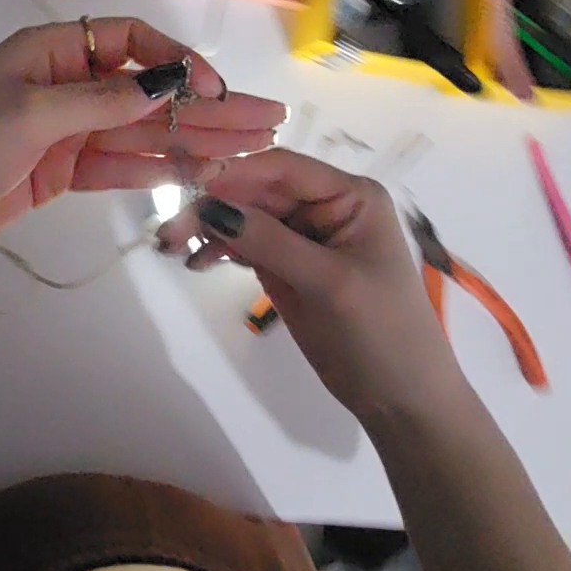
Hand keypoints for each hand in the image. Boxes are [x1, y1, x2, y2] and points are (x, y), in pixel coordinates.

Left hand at [0, 18, 285, 267]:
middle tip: (266, 119)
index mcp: (48, 53)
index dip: (173, 58)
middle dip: (203, 103)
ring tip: (251, 147)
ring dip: (191, 138)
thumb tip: (166, 82)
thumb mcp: (28, 114)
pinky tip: (199, 170)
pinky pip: (116, 165)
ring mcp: (63, 132)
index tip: (212, 87)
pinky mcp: (59, 173)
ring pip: (138, 131)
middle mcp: (62, 86)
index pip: (126, 40)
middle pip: (143, 89)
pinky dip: (154, 168)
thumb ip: (100, 101)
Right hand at [156, 149, 466, 419]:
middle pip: (255, 191)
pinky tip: (196, 262)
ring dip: (207, 227)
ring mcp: (302, 235)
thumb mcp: (328, 283)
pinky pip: (243, 242)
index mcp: (349, 195)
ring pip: (242, 215)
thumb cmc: (382, 334)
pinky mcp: (285, 263)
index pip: (281, 168)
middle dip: (212, 205)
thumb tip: (209, 206)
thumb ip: (269, 241)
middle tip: (168, 231)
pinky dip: (217, 248)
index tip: (188, 187)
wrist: (402, 401)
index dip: (233, 173)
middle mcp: (323, 206)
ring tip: (171, 247)